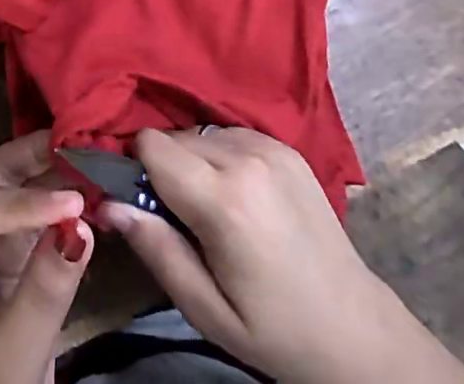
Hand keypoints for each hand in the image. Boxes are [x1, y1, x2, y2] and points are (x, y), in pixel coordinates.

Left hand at [0, 132, 93, 383]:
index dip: (28, 202)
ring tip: (95, 159)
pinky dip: (67, 201)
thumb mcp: (13, 355)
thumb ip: (44, 291)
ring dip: (55, 171)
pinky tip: (95, 194)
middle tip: (82, 142)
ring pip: (20, 189)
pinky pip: (42, 217)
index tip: (76, 201)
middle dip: (36, 156)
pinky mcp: (19, 259)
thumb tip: (81, 227)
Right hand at [100, 128, 463, 383]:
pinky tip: (238, 194)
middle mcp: (247, 158)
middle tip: (179, 215)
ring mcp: (272, 147)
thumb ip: (154, 248)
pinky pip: (231, 134)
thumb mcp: (205, 309)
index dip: (137, 169)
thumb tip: (106, 204)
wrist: (356, 329)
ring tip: (212, 206)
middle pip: (175, 136)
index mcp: (224, 200)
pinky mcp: (288, 148)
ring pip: (201, 132)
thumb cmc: (274, 330)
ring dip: (193, 160)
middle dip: (164, 168)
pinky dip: (221, 156)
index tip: (142, 202)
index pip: (152, 145)